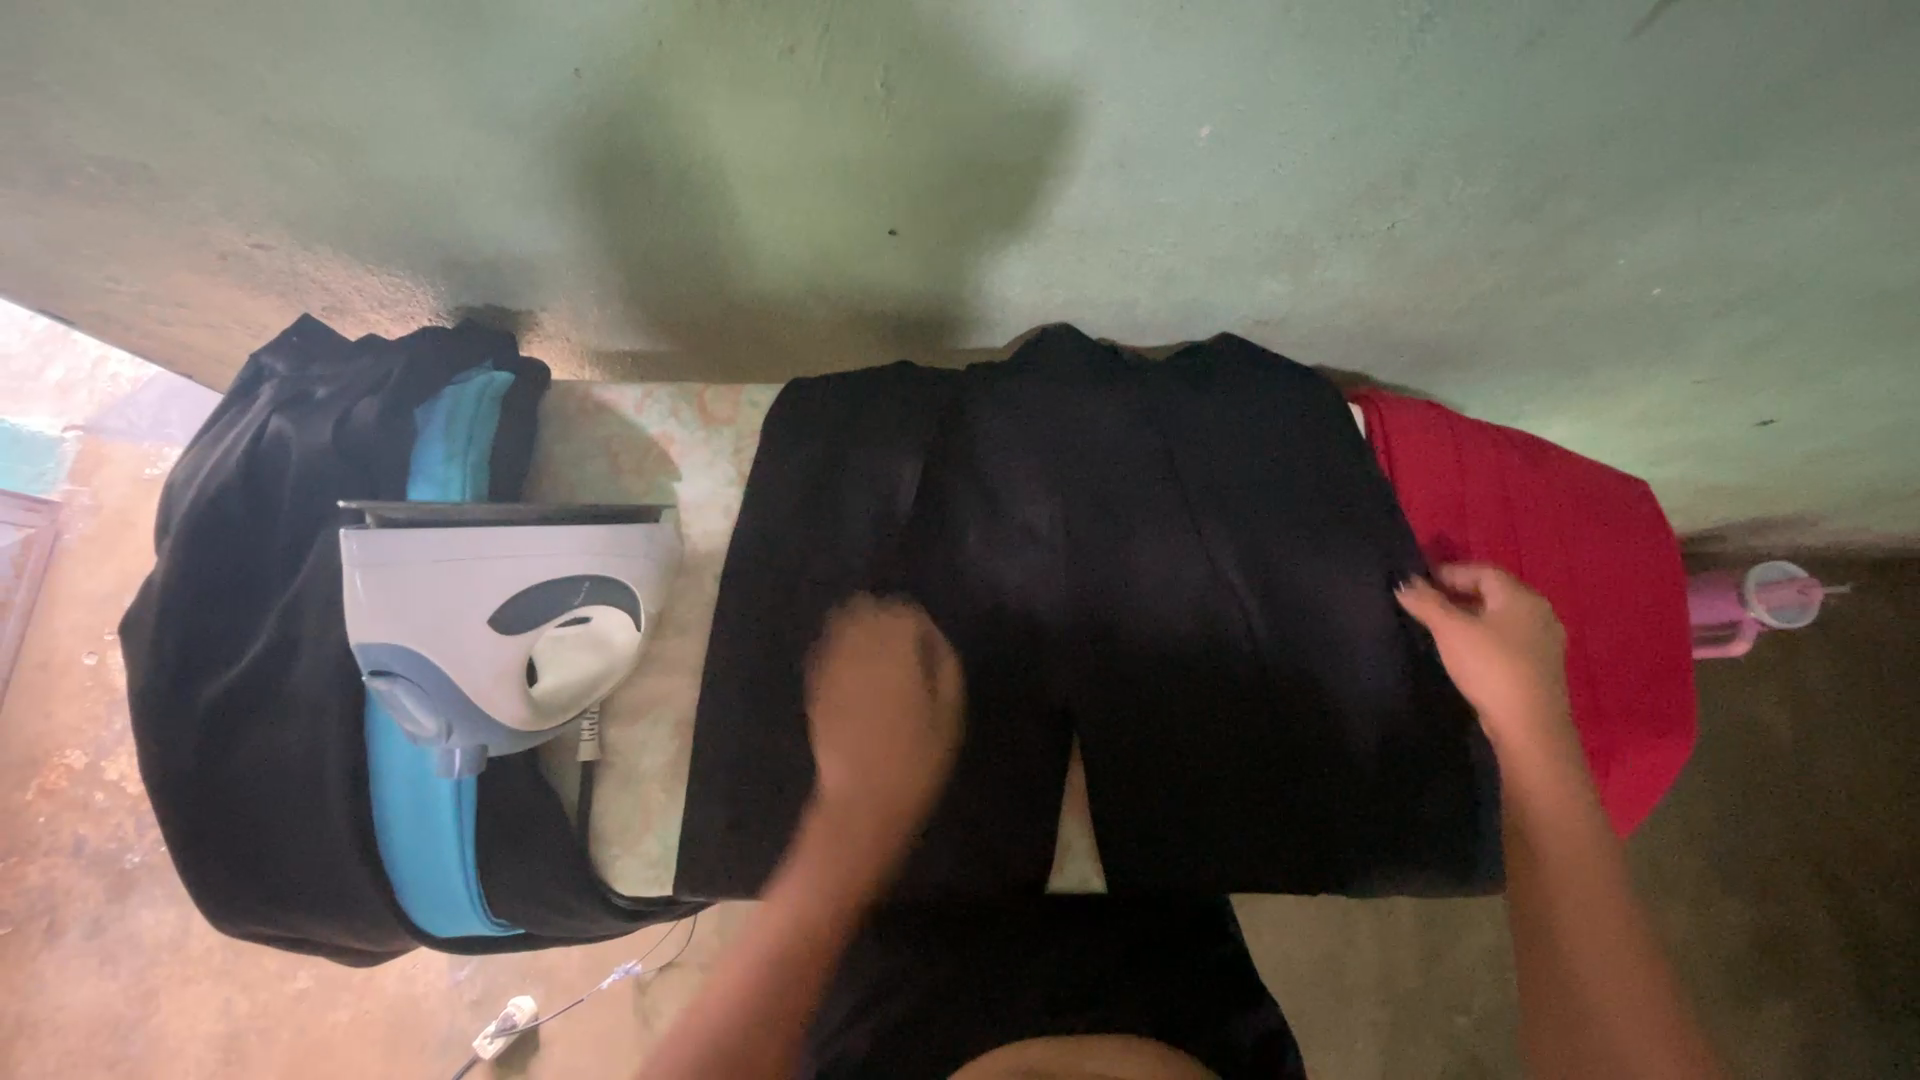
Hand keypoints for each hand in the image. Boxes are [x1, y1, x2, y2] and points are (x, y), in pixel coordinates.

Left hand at [804, 594, 964, 848]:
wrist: (864, 801)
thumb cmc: (917, 759)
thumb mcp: (950, 712)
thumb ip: (943, 663)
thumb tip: (930, 637)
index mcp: (896, 651)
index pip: (902, 611)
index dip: (916, 624)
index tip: (925, 647)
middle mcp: (859, 648)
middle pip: (867, 609)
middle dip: (885, 620)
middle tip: (901, 647)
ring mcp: (832, 665)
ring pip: (842, 623)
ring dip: (860, 629)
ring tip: (876, 654)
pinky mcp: (815, 685)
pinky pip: (827, 649)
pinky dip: (841, 649)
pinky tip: (854, 669)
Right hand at [1396, 564, 1574, 754]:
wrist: (1529, 724)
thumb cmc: (1489, 666)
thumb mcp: (1450, 630)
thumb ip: (1426, 602)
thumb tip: (1403, 582)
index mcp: (1521, 597)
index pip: (1482, 571)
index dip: (1449, 572)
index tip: (1419, 583)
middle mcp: (1539, 612)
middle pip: (1493, 593)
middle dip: (1457, 594)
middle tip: (1425, 603)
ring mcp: (1544, 640)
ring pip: (1500, 617)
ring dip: (1470, 616)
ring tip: (1439, 627)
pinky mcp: (1540, 665)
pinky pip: (1507, 638)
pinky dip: (1483, 635)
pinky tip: (1464, 650)